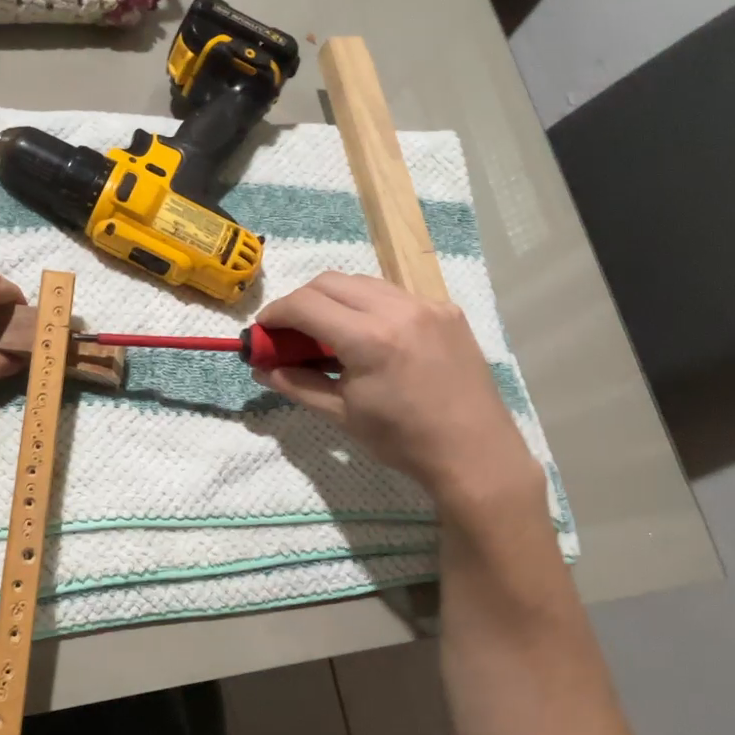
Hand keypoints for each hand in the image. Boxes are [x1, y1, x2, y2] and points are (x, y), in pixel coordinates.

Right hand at [253, 273, 539, 505]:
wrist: (473, 452)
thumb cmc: (402, 440)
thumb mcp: (341, 415)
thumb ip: (298, 385)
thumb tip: (262, 369)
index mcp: (369, 338)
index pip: (305, 305)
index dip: (275, 313)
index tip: (262, 330)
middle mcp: (399, 309)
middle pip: (330, 282)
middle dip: (301, 301)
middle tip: (289, 332)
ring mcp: (427, 306)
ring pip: (363, 283)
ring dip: (334, 299)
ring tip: (326, 333)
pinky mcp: (446, 311)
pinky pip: (394, 295)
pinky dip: (369, 307)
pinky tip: (367, 337)